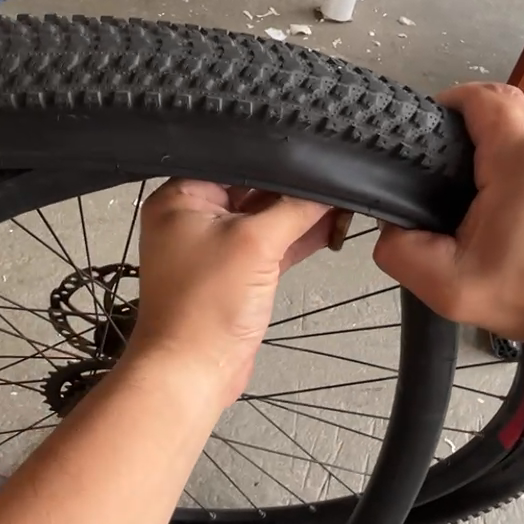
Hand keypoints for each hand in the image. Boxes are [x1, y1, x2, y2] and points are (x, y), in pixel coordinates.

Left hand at [124, 180, 335, 406]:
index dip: (274, 159)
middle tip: (335, 177)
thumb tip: (328, 186)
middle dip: (293, 187)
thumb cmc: (205, 305)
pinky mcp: (235, 273)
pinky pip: (270, 246)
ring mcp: (215, 247)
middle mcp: (193, 218)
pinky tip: (331, 227)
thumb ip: (294, 208)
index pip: (234, 162)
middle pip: (251, 189)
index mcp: (180, 198)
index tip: (314, 151)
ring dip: (300, 214)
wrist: (193, 371)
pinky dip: (296, 239)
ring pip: (264, 218)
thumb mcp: (255, 243)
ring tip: (342, 199)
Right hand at [373, 83, 523, 362]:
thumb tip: (391, 216)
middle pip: (512, 110)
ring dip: (515, 148)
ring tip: (500, 193)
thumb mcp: (444, 287)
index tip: (436, 129)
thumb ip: (399, 248)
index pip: (485, 98)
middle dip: (481, 134)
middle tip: (461, 178)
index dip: (453, 103)